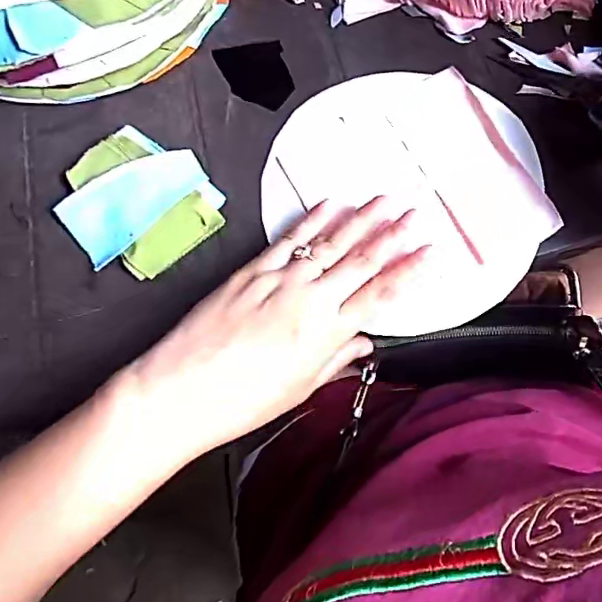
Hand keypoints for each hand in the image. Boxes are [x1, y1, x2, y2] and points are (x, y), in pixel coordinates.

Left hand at [115, 198, 427, 462]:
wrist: (174, 395)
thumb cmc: (236, 401)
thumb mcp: (299, 388)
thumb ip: (337, 360)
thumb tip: (363, 345)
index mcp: (325, 333)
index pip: (380, 293)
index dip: (409, 270)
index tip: (428, 253)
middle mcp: (308, 301)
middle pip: (363, 260)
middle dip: (394, 235)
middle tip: (414, 216)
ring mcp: (280, 282)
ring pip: (332, 243)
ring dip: (363, 219)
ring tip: (385, 201)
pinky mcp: (251, 272)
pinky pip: (290, 240)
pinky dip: (313, 220)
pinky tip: (331, 204)